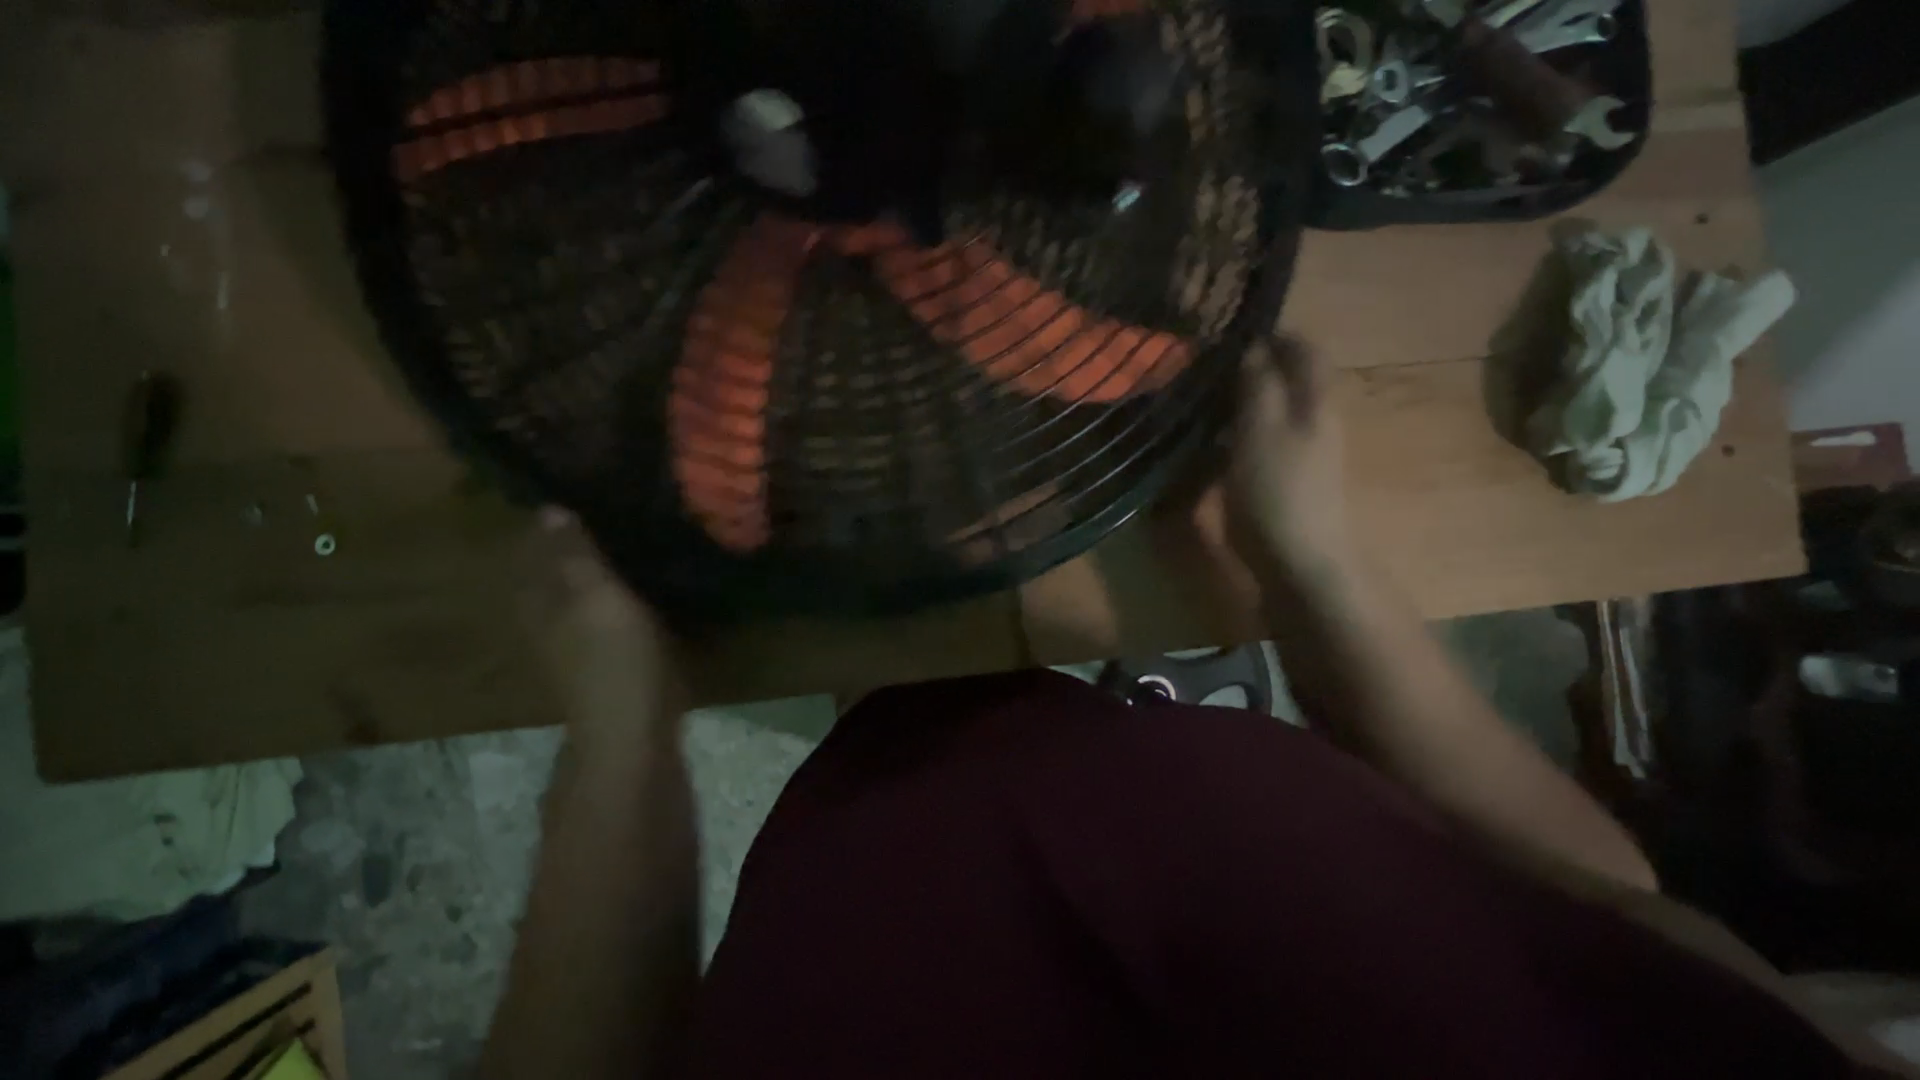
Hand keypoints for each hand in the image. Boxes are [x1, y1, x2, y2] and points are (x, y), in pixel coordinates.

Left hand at [523, 508, 683, 752]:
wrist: (633, 730)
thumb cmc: (614, 657)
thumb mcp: (597, 596)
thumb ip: (576, 555)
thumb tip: (549, 509)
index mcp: (541, 600)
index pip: (536, 551)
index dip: (551, 524)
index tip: (578, 491)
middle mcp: (551, 618)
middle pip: (556, 572)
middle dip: (574, 543)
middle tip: (609, 508)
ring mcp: (579, 642)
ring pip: (582, 593)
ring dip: (598, 568)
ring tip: (629, 537)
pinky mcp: (610, 659)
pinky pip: (609, 614)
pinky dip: (619, 595)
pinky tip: (641, 584)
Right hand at [1223, 337, 1353, 580]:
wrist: (1300, 564)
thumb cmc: (1278, 490)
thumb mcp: (1261, 427)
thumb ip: (1257, 382)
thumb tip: (1252, 343)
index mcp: (1315, 400)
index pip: (1304, 349)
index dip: (1272, 334)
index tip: (1227, 333)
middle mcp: (1315, 420)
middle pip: (1289, 379)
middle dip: (1252, 367)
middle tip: (1205, 367)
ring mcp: (1303, 453)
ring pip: (1273, 411)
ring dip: (1240, 401)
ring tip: (1198, 401)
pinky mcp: (1285, 482)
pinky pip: (1260, 443)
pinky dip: (1236, 434)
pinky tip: (1209, 445)